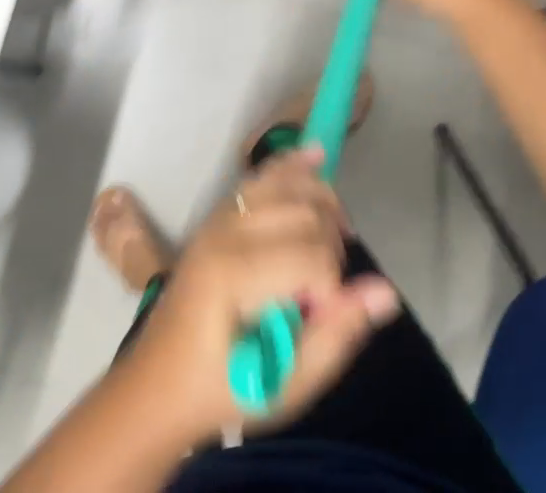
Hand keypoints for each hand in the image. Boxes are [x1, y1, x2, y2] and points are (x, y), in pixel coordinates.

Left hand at [122, 149, 400, 437]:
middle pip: (304, 214)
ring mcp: (216, 222)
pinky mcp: (216, 220)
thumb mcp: (284, 385)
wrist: (160, 385)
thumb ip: (336, 334)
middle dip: (330, 246)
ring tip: (339, 233)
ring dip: (321, 201)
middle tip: (322, 293)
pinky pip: (258, 181)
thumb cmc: (222, 389)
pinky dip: (290, 167)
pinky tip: (317, 156)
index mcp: (234, 277)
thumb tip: (385, 291)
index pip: (312, 257)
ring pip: (284, 186)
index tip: (317, 321)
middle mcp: (224, 236)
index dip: (331, 290)